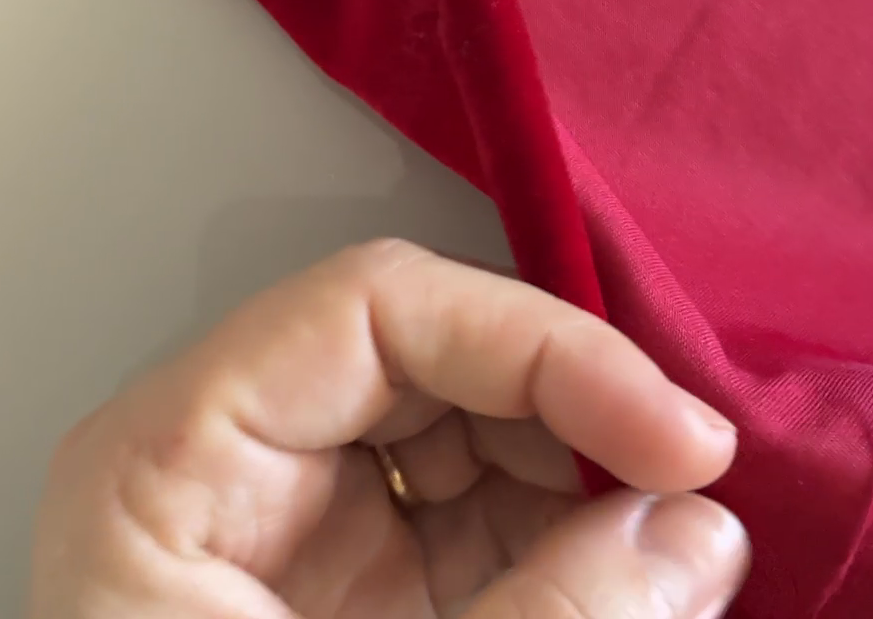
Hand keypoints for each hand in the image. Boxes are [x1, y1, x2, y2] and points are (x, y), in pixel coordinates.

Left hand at [31, 239, 747, 617]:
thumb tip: (697, 530)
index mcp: (175, 448)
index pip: (369, 306)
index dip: (530, 340)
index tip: (670, 430)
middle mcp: (226, 441)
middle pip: (416, 346)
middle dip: (560, 398)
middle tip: (682, 476)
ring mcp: (281, 495)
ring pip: (448, 410)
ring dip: (565, 460)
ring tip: (654, 536)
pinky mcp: (332, 552)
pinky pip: (454, 493)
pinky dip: (542, 521)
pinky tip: (602, 568)